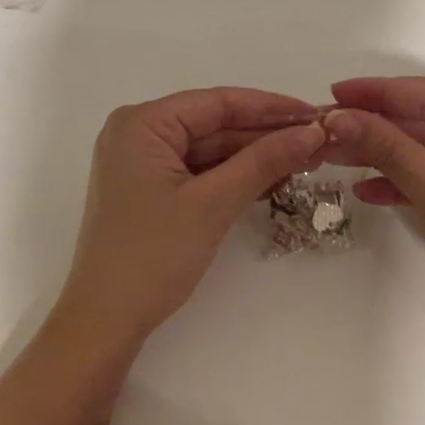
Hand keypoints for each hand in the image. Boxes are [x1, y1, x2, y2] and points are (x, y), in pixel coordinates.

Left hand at [55, 88, 327, 347]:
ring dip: (254, 157)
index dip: (270, 107)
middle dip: (266, 134)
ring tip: (307, 159)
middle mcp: (137, 133)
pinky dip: (232, 177)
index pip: (216, 103)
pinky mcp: (148, 190)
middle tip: (320, 140)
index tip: (315, 113)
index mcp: (141, 123)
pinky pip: (198, 171)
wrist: (104, 321)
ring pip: (209, 149)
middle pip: (213, 124)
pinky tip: (273, 179)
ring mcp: (141, 163)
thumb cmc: (152, 256)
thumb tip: (313, 132)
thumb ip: (263, 161)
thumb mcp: (213, 204)